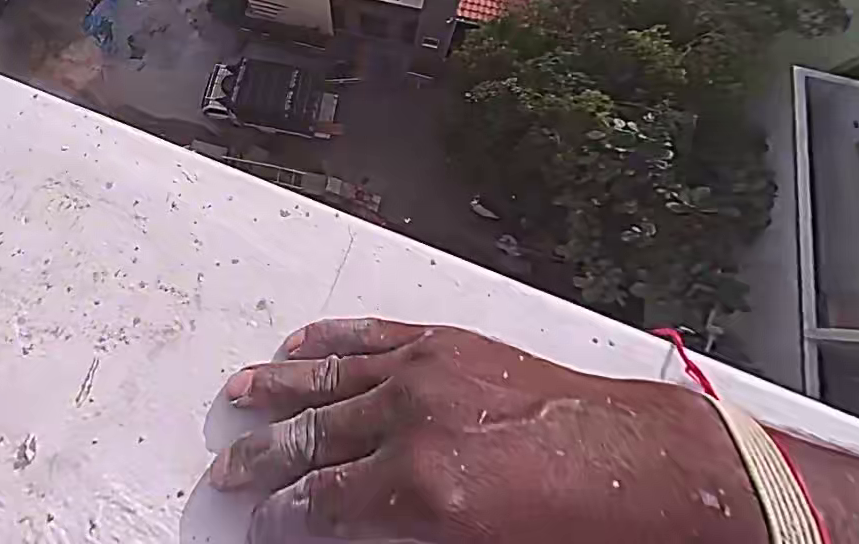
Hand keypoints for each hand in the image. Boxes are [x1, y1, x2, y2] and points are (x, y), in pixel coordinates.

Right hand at [207, 318, 764, 542]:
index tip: (253, 519)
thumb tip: (344, 525)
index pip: (322, 503)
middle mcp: (410, 419)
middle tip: (224, 465)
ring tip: (239, 390)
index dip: (279, 514)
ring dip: (280, 386)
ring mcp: (423, 368)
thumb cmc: (569, 532)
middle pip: (314, 438)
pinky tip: (301, 342)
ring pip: (330, 376)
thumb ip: (400, 535)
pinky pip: (370, 335)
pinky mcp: (441, 340)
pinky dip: (331, 338)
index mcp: (421, 488)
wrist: (633, 462)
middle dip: (263, 456)